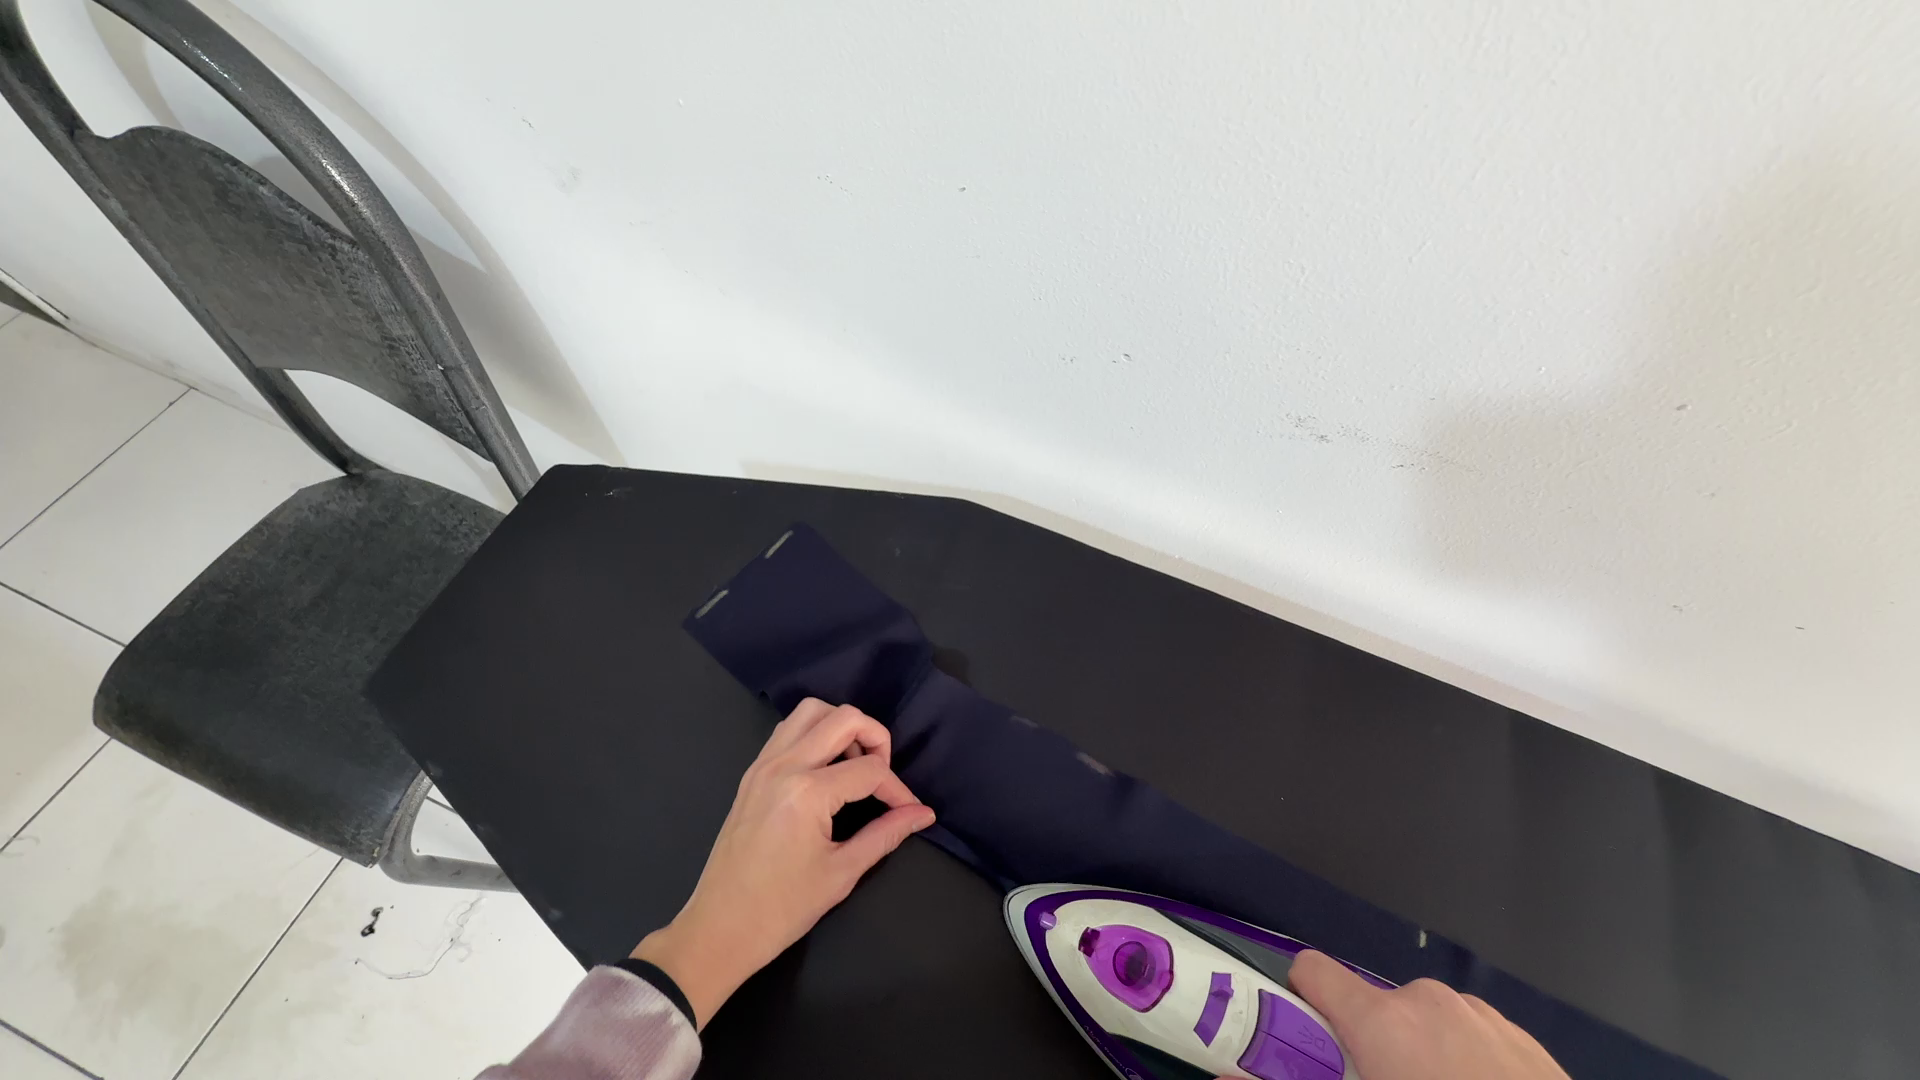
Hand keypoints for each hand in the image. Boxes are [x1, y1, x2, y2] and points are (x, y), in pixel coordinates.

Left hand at [630, 698, 935, 1027]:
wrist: (719, 929)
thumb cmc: (782, 909)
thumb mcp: (842, 873)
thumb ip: (886, 834)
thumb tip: (922, 814)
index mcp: (808, 792)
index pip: (870, 769)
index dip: (898, 789)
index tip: (909, 811)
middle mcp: (784, 765)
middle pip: (844, 718)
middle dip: (876, 738)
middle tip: (883, 775)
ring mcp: (763, 765)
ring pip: (811, 710)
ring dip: (841, 726)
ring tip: (854, 765)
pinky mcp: (751, 773)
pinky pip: (788, 730)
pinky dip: (814, 733)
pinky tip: (825, 769)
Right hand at [1281, 950, 1571, 1079]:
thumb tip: (1226, 1074)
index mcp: (1383, 1020)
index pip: (1311, 969)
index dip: (1302, 1004)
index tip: (1315, 1050)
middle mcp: (1426, 1000)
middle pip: (1371, 1006)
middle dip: (1369, 1048)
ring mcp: (1482, 1015)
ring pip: (1424, 1021)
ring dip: (1420, 1056)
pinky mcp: (1527, 1039)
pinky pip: (1471, 1035)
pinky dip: (1465, 1063)